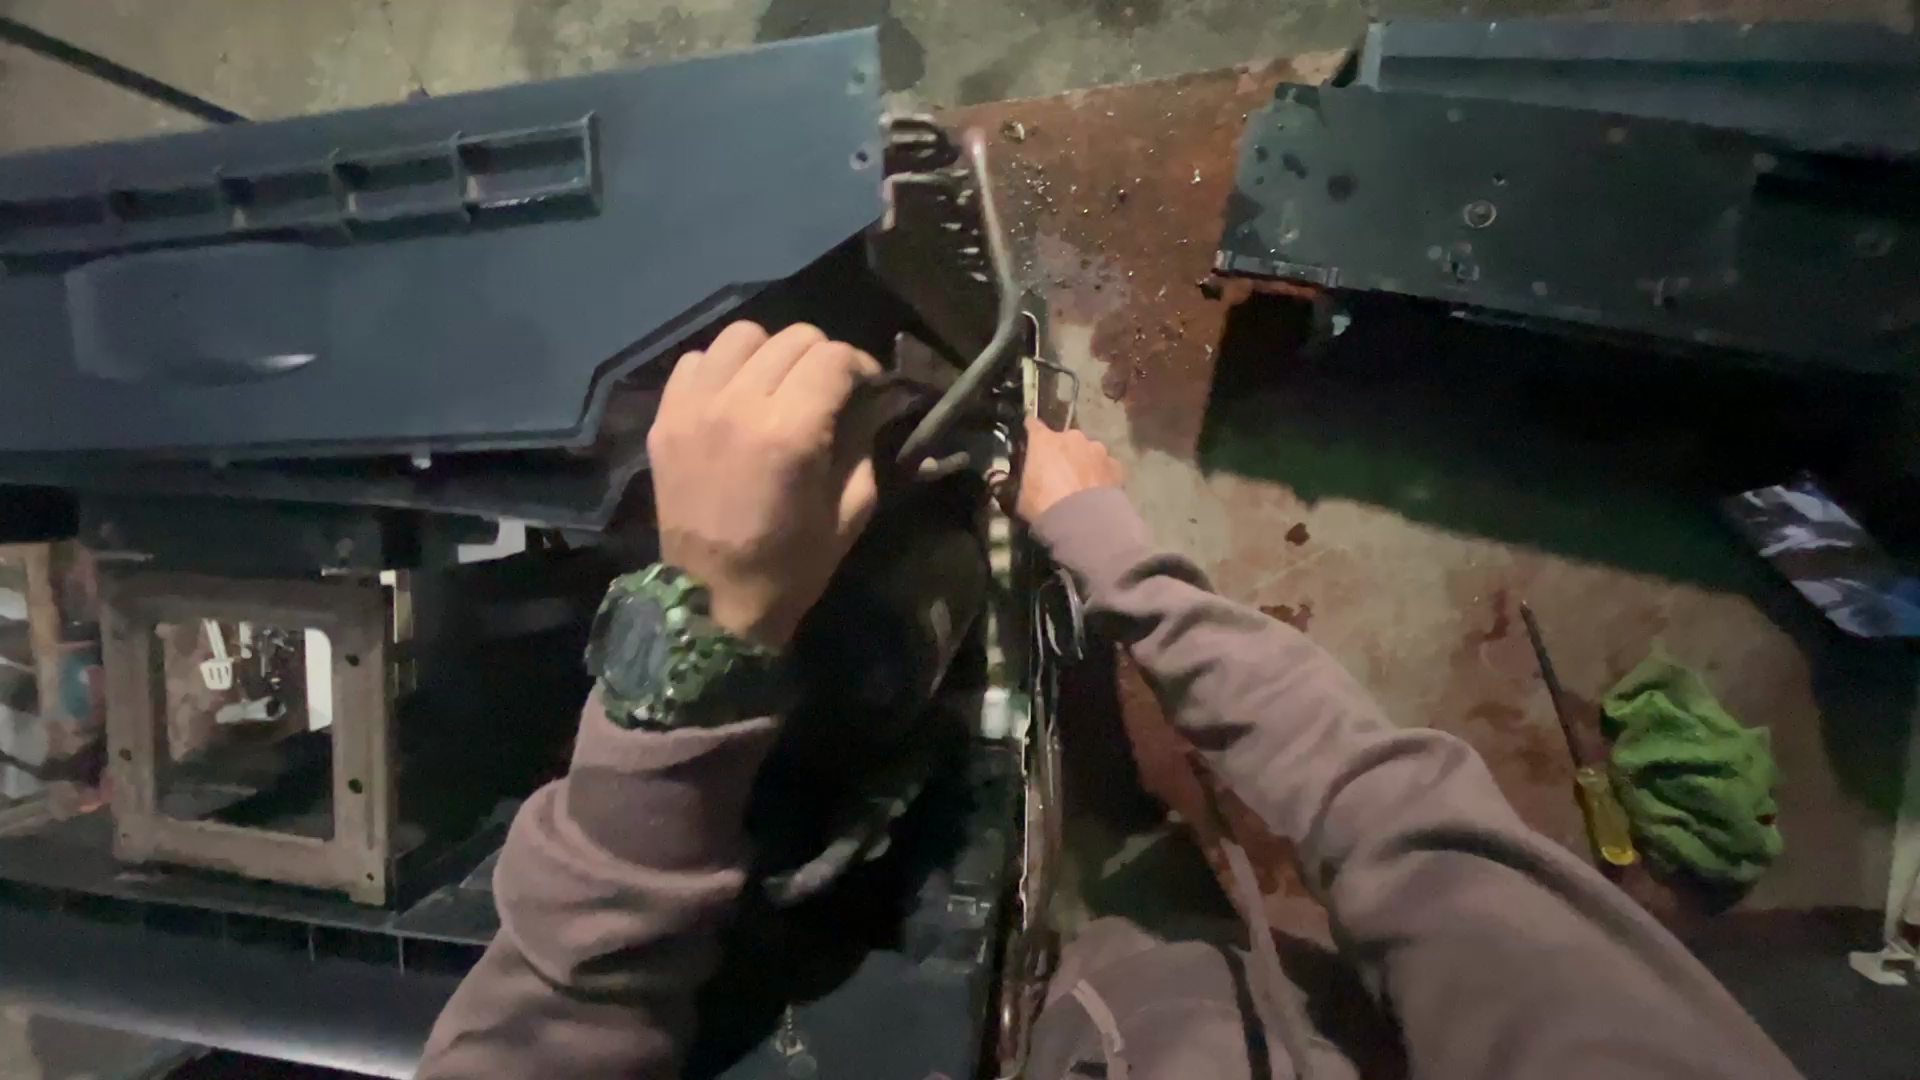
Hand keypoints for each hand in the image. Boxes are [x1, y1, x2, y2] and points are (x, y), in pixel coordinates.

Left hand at [648, 321, 885, 647]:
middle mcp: (738, 405)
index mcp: (790, 433)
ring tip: (779, 386)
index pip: (834, 357)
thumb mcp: (851, 510)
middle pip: (793, 338)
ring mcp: (693, 408)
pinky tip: (737, 398)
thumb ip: (862, 443)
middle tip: (828, 391)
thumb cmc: (793, 565)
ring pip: (743, 336)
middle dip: (823, 358)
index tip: (867, 388)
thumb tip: (867, 402)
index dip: (861, 366)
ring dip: (772, 355)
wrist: (712, 601)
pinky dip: (724, 369)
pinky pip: (697, 360)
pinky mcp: (665, 419)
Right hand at [1005, 417, 1123, 522]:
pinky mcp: (1115, 466)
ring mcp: (1097, 450)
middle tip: (1055, 475)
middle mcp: (1072, 437)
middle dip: (1059, 452)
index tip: (1027, 442)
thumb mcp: (1016, 499)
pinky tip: (1096, 492)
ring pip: (1086, 451)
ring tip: (1079, 486)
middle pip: (1062, 440)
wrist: (1085, 523)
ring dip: (1082, 462)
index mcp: (1044, 441)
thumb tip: (993, 477)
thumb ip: (1004, 484)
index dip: (1029, 432)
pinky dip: (1100, 475)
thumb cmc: (1044, 506)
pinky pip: (1104, 466)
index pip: (1032, 425)